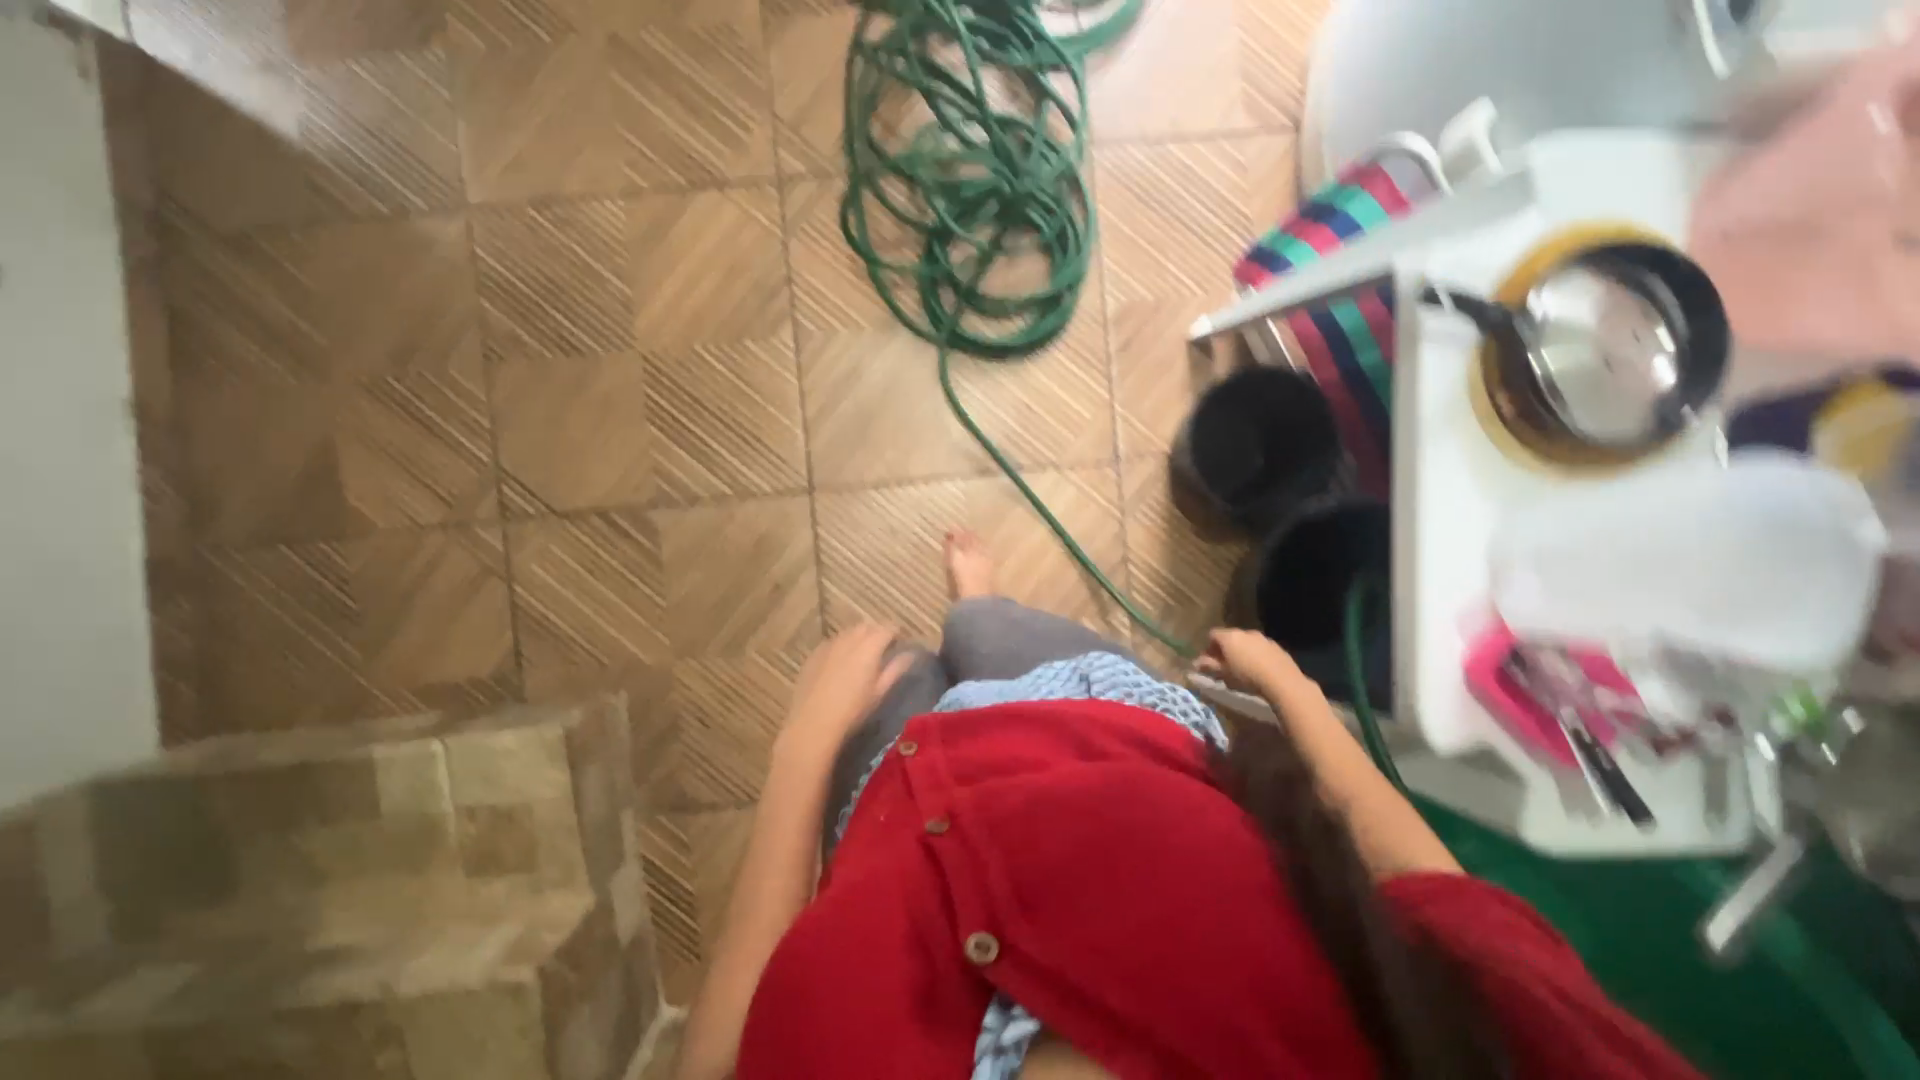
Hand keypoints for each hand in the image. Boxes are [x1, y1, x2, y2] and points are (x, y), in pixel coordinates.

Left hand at [781, 623, 914, 752]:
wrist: (813, 722)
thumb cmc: (853, 710)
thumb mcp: (879, 691)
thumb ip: (896, 669)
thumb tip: (910, 654)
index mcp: (869, 646)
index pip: (888, 628)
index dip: (896, 633)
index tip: (899, 644)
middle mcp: (849, 638)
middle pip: (867, 626)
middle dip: (877, 633)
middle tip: (882, 651)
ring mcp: (829, 644)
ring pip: (849, 632)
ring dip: (859, 638)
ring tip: (861, 657)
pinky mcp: (814, 653)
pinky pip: (833, 642)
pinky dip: (842, 646)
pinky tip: (840, 664)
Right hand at [1195, 628, 1305, 693]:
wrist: (1282, 681)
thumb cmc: (1246, 677)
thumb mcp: (1224, 674)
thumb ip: (1209, 666)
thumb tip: (1196, 663)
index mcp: (1230, 637)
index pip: (1213, 635)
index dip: (1208, 647)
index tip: (1209, 661)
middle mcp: (1246, 632)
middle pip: (1230, 637)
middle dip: (1225, 650)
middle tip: (1224, 666)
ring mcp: (1263, 638)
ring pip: (1246, 643)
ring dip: (1241, 652)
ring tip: (1242, 669)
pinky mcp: (1276, 647)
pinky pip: (1260, 649)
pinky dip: (1256, 656)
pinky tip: (1258, 670)